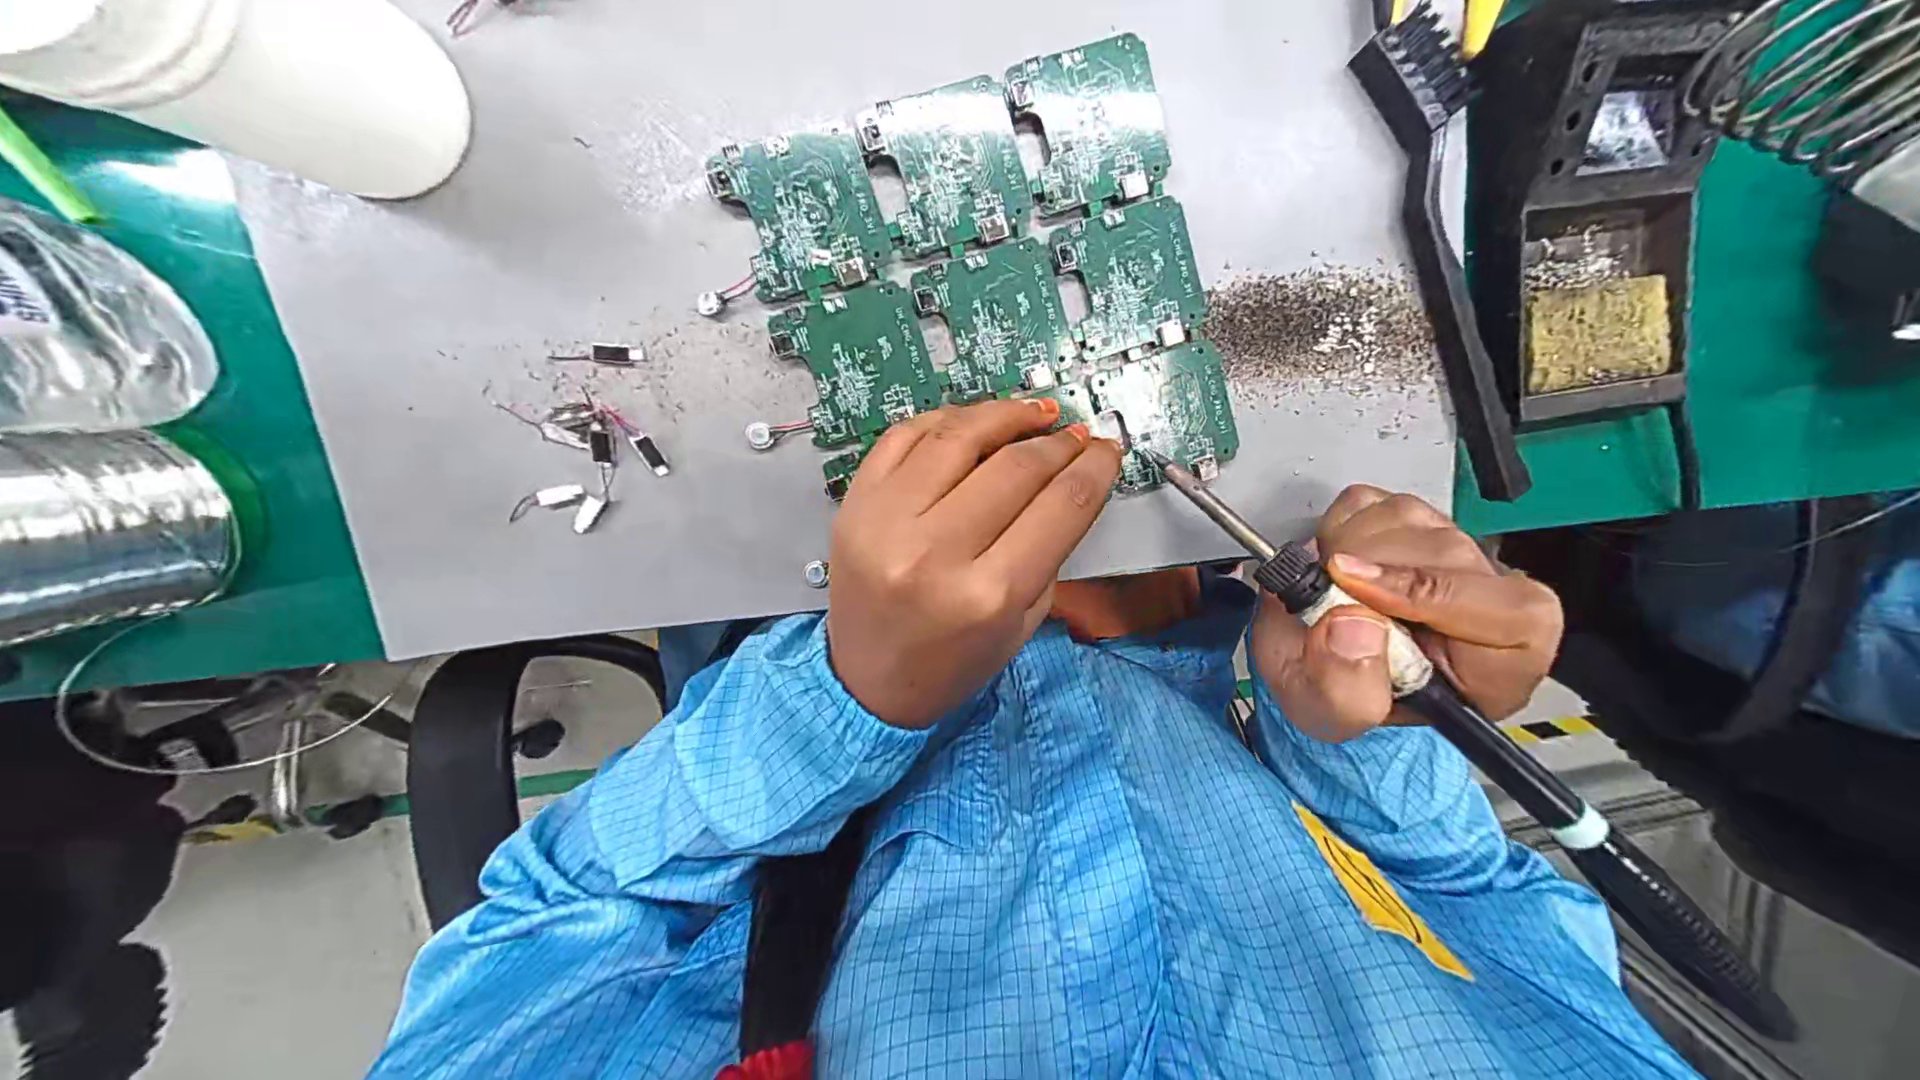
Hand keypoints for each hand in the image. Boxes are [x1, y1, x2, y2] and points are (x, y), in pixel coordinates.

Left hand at [827, 399, 1123, 728]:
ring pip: (959, 436)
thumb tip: (1071, 478)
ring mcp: (885, 522)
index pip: (1061, 505)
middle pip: (1016, 467)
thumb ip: (1050, 550)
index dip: (1094, 467)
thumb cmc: (954, 663)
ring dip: (1006, 414)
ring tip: (1033, 413)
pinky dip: (947, 419)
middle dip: (1058, 443)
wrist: (870, 681)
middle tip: (1075, 436)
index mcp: (988, 595)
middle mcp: (934, 553)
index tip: (1106, 450)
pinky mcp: (855, 505)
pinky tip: (975, 422)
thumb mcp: (1023, 622)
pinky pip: (904, 436)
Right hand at [1250, 485, 1562, 741]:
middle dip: (1367, 570)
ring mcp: (1448, 551)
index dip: (1427, 591)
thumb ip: (1346, 689)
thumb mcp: (1330, 714)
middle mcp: (1486, 600)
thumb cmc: (1334, 692)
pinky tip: (1331, 563)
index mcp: (1498, 663)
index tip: (1355, 587)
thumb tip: (1353, 625)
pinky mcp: (1407, 521)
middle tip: (1325, 600)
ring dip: (1345, 548)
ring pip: (1406, 519)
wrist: (1303, 662)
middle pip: (1445, 554)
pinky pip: (1370, 503)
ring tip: (1328, 588)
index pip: (1508, 613)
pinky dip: (1335, 528)